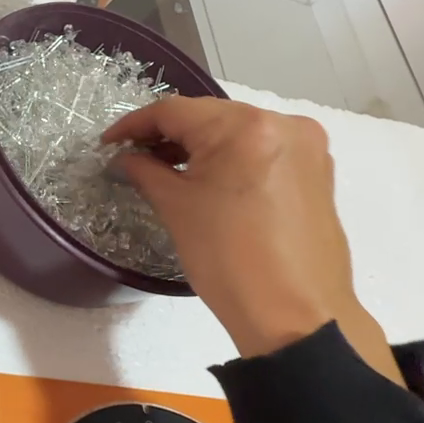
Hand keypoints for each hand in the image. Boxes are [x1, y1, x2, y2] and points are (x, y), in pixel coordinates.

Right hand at [103, 98, 401, 383]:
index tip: (107, 143)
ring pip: (236, 131)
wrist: (293, 311)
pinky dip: (228, 158)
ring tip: (164, 169)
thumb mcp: (175, 207)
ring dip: (198, 145)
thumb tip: (128, 157)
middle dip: (167, 134)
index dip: (134, 124)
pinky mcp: (316, 170)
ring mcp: (305, 146)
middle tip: (132, 157)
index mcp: (244, 128)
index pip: (175, 111)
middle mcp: (282, 124)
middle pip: (209, 116)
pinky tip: (205, 180)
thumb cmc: (225, 256)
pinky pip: (261, 149)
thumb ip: (145, 171)